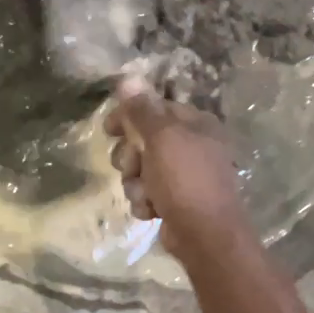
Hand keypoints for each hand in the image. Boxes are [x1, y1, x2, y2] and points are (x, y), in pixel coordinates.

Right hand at [105, 78, 248, 257]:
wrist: (205, 234)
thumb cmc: (186, 179)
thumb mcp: (162, 138)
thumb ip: (142, 110)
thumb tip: (128, 78)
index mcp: (195, 124)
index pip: (153, 108)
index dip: (128, 117)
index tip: (108, 129)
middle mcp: (191, 145)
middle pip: (142, 140)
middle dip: (130, 157)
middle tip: (132, 167)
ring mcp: (182, 175)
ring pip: (139, 170)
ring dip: (135, 183)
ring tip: (146, 194)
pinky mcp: (174, 200)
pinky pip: (146, 193)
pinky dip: (144, 201)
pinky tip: (152, 210)